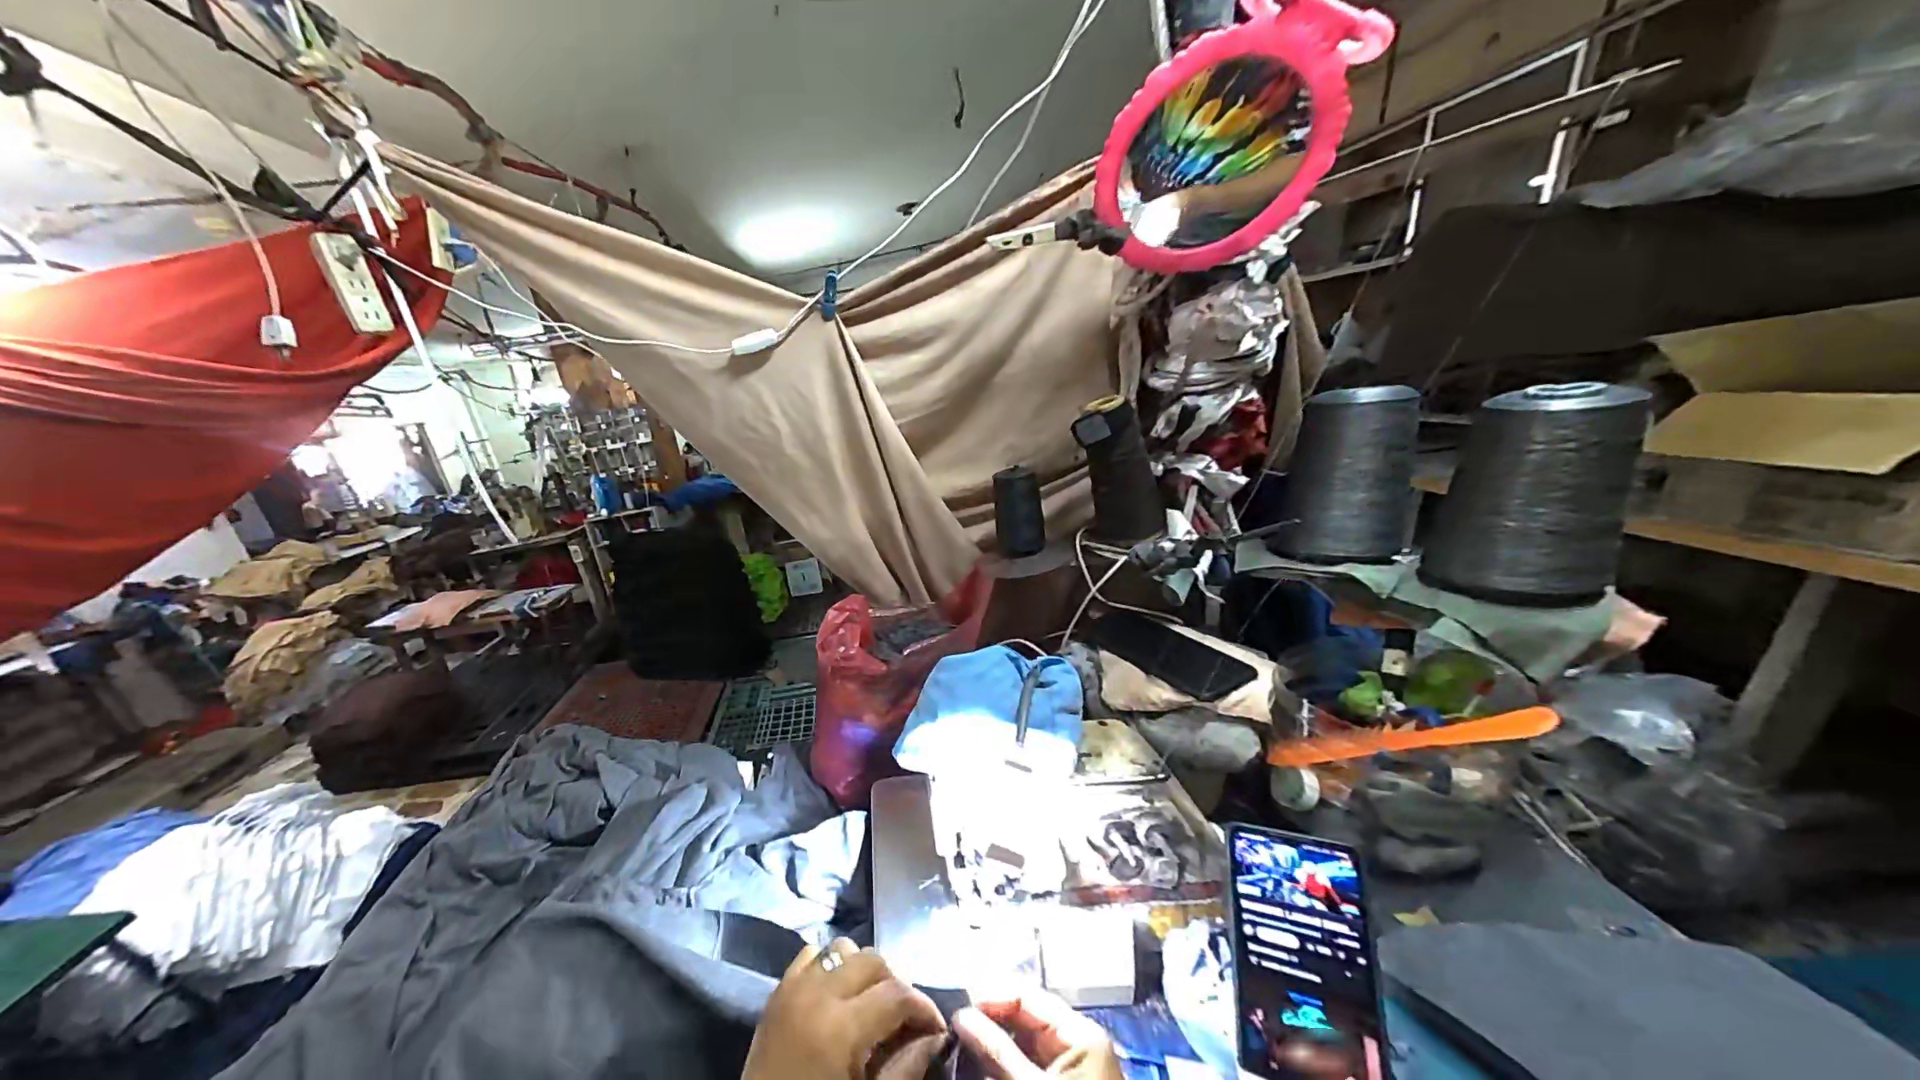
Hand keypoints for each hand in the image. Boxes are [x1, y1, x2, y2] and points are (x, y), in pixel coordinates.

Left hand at [743, 938, 948, 1079]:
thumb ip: (905, 1069)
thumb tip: (936, 1039)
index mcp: (840, 1027)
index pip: (897, 995)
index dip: (924, 1008)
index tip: (935, 1028)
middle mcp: (817, 994)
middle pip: (873, 961)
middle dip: (895, 985)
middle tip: (903, 1018)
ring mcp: (793, 988)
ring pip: (843, 949)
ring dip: (863, 971)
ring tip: (870, 1003)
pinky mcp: (777, 992)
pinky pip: (811, 956)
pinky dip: (830, 967)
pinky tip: (837, 996)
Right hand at [953, 991, 1122, 1079]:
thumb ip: (996, 1050)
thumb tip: (961, 1016)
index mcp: (1079, 1032)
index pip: (1028, 996)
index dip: (992, 997)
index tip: (958, 1011)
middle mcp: (1078, 1040)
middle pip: (1026, 1016)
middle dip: (991, 1020)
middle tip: (956, 1028)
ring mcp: (1071, 1065)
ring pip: (1025, 1041)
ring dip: (995, 1043)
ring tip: (963, 1045)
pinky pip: (1030, 1063)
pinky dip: (1006, 1063)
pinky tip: (983, 1066)